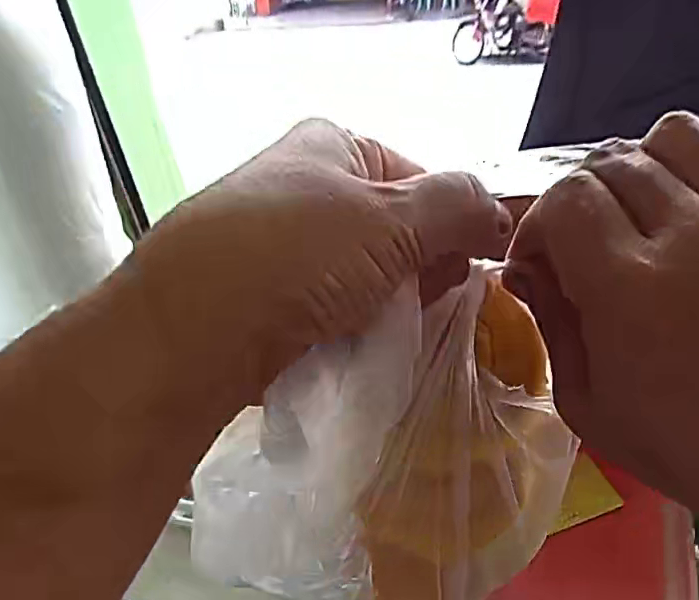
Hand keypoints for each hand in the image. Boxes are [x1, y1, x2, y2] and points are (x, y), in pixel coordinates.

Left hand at [119, 119, 512, 413]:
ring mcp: (279, 250)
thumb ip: (455, 209)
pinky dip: (345, 336)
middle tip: (415, 312)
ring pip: (360, 284)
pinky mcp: (265, 304)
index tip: (459, 274)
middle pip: (390, 238)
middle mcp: (304, 191)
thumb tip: (499, 216)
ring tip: (379, 339)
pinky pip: (326, 317)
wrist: (199, 329)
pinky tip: (347, 354)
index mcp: (333, 147)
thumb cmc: (296, 256)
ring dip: (380, 314)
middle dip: (412, 278)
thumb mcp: (390, 220)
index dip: (448, 228)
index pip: (419, 181)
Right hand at [503, 112, 698, 523]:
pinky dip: (691, 172)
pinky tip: (676, 219)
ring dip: (634, 167)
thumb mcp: (578, 396)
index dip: (537, 224)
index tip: (536, 263)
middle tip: (572, 249)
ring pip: (673, 136)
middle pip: (611, 163)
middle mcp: (689, 235)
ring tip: (626, 218)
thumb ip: (551, 318)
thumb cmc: (658, 437)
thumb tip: (525, 266)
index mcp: (629, 287)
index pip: (567, 199)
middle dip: (574, 201)